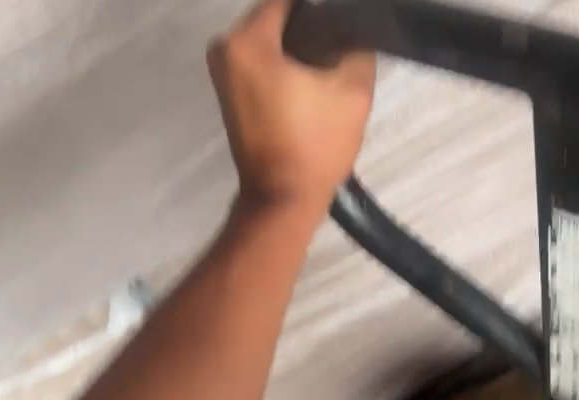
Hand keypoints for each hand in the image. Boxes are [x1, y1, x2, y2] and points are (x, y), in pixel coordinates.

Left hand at [208, 0, 375, 211]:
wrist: (284, 201)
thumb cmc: (316, 148)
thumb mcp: (354, 93)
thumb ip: (357, 48)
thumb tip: (352, 32)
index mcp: (250, 39)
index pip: (290, 0)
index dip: (321, 12)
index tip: (342, 29)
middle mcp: (225, 47)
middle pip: (276, 19)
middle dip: (308, 32)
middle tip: (338, 56)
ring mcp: (222, 73)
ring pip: (268, 43)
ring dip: (296, 52)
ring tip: (326, 74)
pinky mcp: (228, 95)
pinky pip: (260, 65)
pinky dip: (282, 70)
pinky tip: (307, 89)